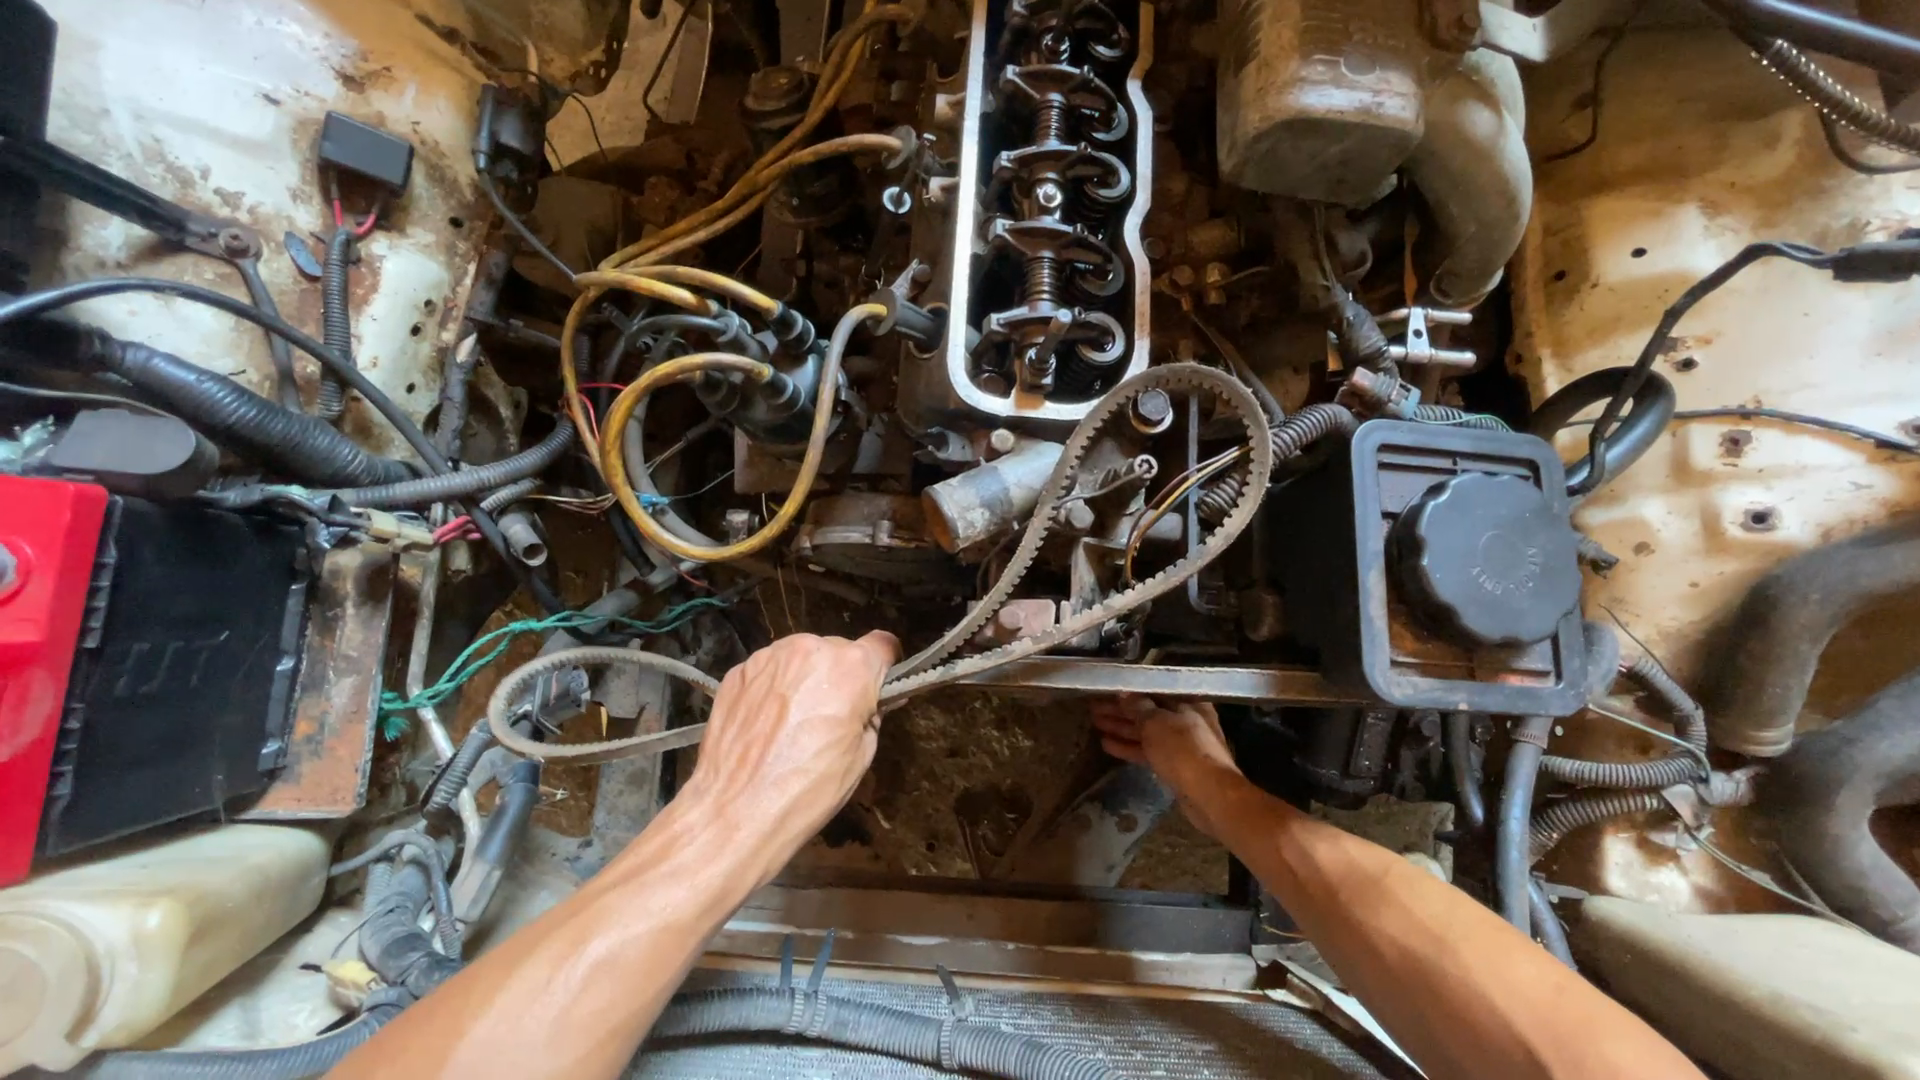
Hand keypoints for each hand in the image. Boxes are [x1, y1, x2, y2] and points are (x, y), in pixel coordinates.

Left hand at [681, 631, 898, 880]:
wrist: (737, 810)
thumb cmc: (809, 788)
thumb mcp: (862, 756)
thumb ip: (871, 715)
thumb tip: (871, 703)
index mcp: (851, 667)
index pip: (883, 644)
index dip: (884, 665)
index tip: (877, 685)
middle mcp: (811, 649)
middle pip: (839, 651)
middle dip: (840, 676)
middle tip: (831, 716)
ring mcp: (769, 657)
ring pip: (801, 657)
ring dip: (805, 678)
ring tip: (792, 722)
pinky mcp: (738, 671)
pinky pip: (769, 670)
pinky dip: (774, 687)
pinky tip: (766, 724)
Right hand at [1089, 695, 1243, 838]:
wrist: (1208, 793)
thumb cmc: (1183, 749)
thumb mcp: (1156, 722)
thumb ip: (1138, 707)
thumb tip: (1124, 694)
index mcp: (1187, 702)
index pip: (1153, 690)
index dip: (1128, 691)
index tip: (1107, 690)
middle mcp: (1186, 720)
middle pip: (1147, 711)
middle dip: (1120, 710)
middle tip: (1094, 707)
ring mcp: (1179, 744)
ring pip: (1145, 732)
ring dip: (1121, 727)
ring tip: (1095, 722)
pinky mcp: (1173, 765)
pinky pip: (1147, 751)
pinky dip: (1129, 747)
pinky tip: (1106, 744)